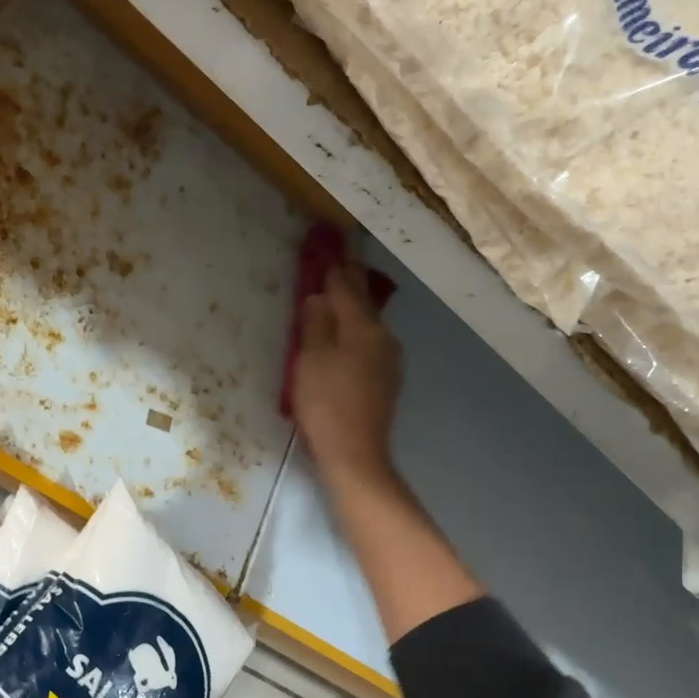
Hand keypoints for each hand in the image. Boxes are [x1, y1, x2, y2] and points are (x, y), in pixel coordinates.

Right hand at [294, 248, 403, 494]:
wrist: (355, 455)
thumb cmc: (326, 403)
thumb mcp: (310, 359)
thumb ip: (315, 323)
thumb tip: (319, 296)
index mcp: (363, 328)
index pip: (346, 288)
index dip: (336, 266)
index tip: (331, 243)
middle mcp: (383, 338)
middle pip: (362, 302)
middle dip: (348, 281)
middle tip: (338, 257)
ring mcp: (388, 360)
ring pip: (366, 323)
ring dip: (351, 306)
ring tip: (336, 291)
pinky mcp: (385, 380)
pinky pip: (367, 342)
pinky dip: (353, 330)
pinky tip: (342, 332)